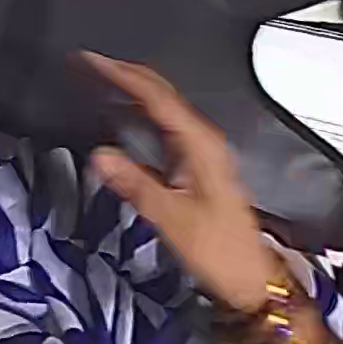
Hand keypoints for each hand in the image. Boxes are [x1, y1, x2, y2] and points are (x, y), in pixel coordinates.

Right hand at [83, 53, 280, 312]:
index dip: (122, 74)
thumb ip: (136, 185)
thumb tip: (100, 155)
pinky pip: (162, 122)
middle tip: (90, 64)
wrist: (252, 281)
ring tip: (100, 80)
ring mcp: (200, 148)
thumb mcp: (173, 219)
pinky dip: (138, 109)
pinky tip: (121, 115)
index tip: (94, 62)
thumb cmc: (220, 251)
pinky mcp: (194, 160)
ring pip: (162, 104)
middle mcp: (202, 139)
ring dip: (131, 88)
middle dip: (125, 73)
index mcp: (200, 144)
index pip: (156, 95)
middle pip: (160, 91)